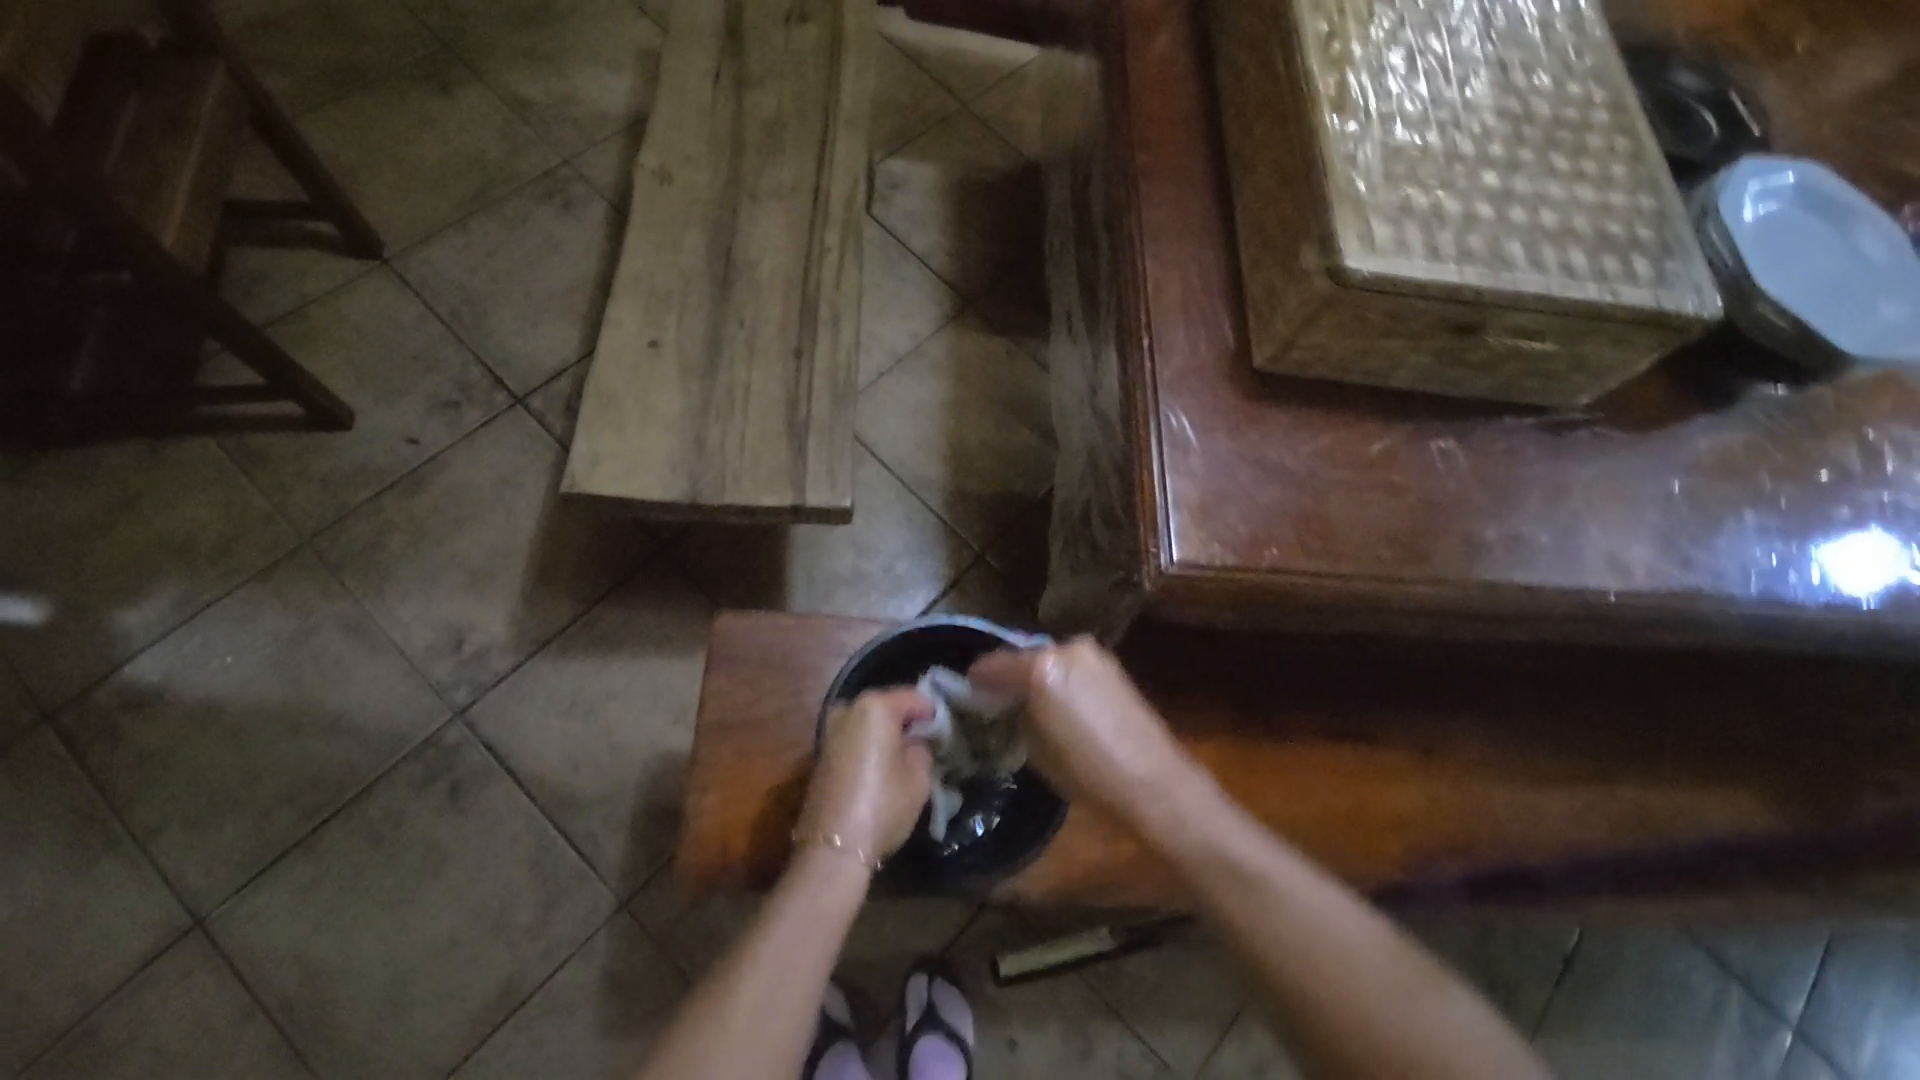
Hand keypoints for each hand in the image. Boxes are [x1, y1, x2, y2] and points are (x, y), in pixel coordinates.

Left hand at [796, 689, 936, 864]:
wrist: (833, 847)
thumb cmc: (883, 805)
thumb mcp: (919, 777)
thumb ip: (921, 749)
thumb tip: (915, 742)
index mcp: (875, 707)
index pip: (914, 698)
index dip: (932, 713)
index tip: (944, 731)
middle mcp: (848, 710)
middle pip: (887, 706)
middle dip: (906, 721)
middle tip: (926, 742)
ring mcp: (830, 731)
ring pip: (868, 723)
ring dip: (886, 734)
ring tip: (906, 756)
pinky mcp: (821, 754)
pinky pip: (854, 739)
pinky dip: (869, 747)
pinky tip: (882, 768)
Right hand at [968, 638, 1192, 820]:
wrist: (1153, 782)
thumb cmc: (1088, 773)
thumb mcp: (1035, 749)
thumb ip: (1014, 716)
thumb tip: (1006, 706)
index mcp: (1041, 668)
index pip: (993, 665)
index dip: (975, 680)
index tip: (966, 694)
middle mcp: (1066, 648)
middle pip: (1021, 656)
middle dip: (1005, 675)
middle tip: (993, 699)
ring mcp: (1092, 654)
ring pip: (1047, 657)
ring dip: (1032, 674)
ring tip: (1023, 702)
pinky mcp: (1111, 665)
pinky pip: (1070, 664)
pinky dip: (1056, 677)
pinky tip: (1054, 702)